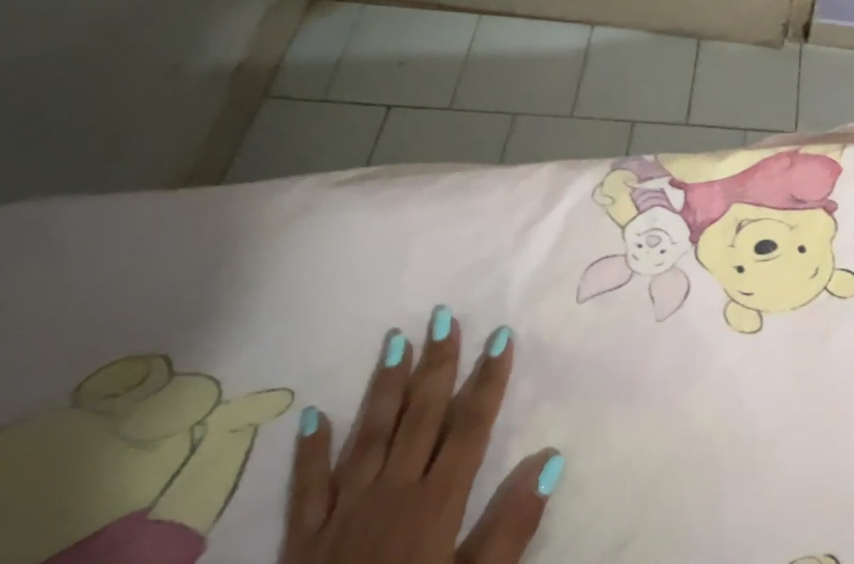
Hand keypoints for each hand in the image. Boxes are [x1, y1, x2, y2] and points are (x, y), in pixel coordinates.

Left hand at [281, 310, 562, 563]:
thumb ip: (511, 524)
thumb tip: (550, 457)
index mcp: (437, 503)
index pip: (470, 427)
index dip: (488, 380)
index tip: (501, 336)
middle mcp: (391, 492)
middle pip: (420, 418)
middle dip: (436, 365)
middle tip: (444, 315)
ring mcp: (343, 511)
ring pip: (368, 435)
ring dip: (384, 387)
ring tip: (395, 340)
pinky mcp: (304, 538)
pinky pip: (307, 486)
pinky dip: (311, 450)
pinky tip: (314, 415)